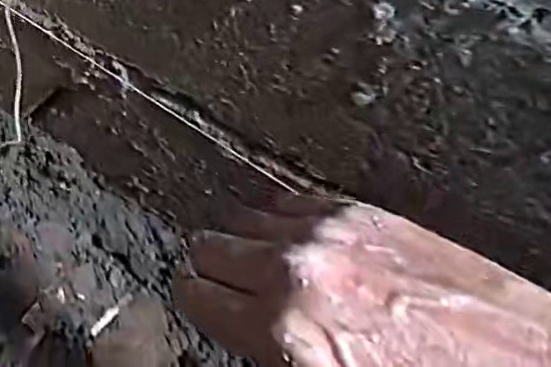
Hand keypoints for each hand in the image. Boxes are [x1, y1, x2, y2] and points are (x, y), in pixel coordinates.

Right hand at [176, 195, 550, 366]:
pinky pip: (286, 200)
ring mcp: (325, 231)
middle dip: (215, 272)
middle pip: (208, 246)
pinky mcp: (356, 210)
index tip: (205, 308)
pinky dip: (281, 221)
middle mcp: (295, 270)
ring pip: (240, 215)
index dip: (196, 303)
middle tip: (233, 294)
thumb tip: (248, 339)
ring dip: (246, 242)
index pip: (194, 291)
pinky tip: (300, 245)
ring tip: (266, 269)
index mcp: (287, 332)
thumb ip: (276, 357)